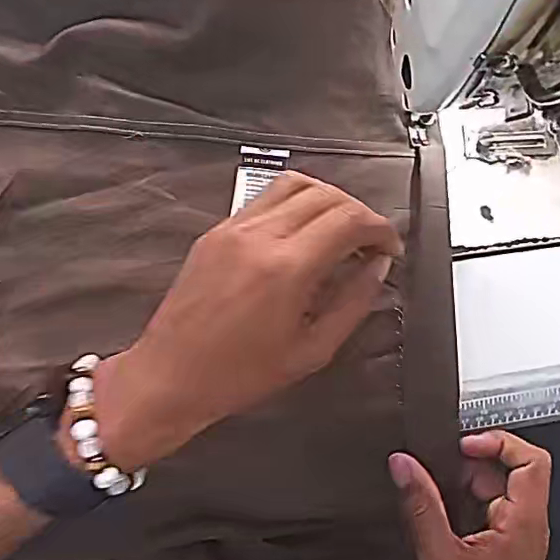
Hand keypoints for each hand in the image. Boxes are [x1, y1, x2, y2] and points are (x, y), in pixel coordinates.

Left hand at [94, 173, 402, 468]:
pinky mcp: (216, 231)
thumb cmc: (237, 375)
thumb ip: (353, 303)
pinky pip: (264, 198)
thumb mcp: (311, 351)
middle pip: (326, 194)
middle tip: (371, 242)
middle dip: (359, 212)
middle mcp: (258, 237)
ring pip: (294, 183)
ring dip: (328, 199)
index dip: (380, 228)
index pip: (349, 219)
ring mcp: (233, 229)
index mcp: (285, 269)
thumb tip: (377, 268)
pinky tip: (302, 234)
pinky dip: (295, 204)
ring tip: (340, 231)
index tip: (389, 247)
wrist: (170, 376)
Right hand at [391, 432, 551, 559]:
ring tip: (428, 492)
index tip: (461, 445)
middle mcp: (528, 526)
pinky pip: (488, 511)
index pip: (532, 461)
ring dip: (464, 485)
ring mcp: (518, 540)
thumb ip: (422, 506)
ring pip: (496, 491)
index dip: (499, 442)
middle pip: (510, 471)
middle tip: (432, 471)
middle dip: (470, 464)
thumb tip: (402, 462)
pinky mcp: (505, 552)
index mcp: (525, 524)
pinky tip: (436, 514)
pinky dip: (463, 504)